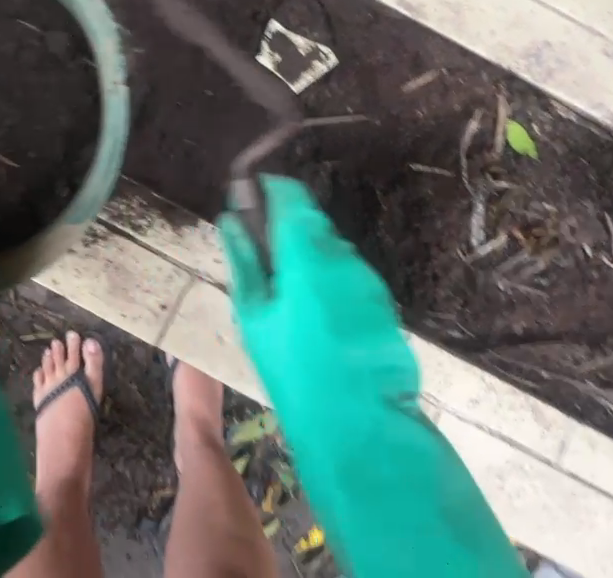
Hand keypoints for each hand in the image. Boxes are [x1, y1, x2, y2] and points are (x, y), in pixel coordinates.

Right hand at [221, 176, 524, 577]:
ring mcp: (368, 278)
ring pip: (332, 249)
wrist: (359, 424)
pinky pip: (349, 276)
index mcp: (306, 253)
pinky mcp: (383, 300)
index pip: (290, 195)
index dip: (270, 189)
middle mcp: (342, 256)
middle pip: (312, 221)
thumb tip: (229, 219)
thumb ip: (244, 261)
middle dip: (287, 229)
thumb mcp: (254, 316)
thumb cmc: (293, 369)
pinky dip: (331, 281)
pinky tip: (319, 316)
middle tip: (265, 259)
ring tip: (290, 296)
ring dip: (310, 256)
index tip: (252, 197)